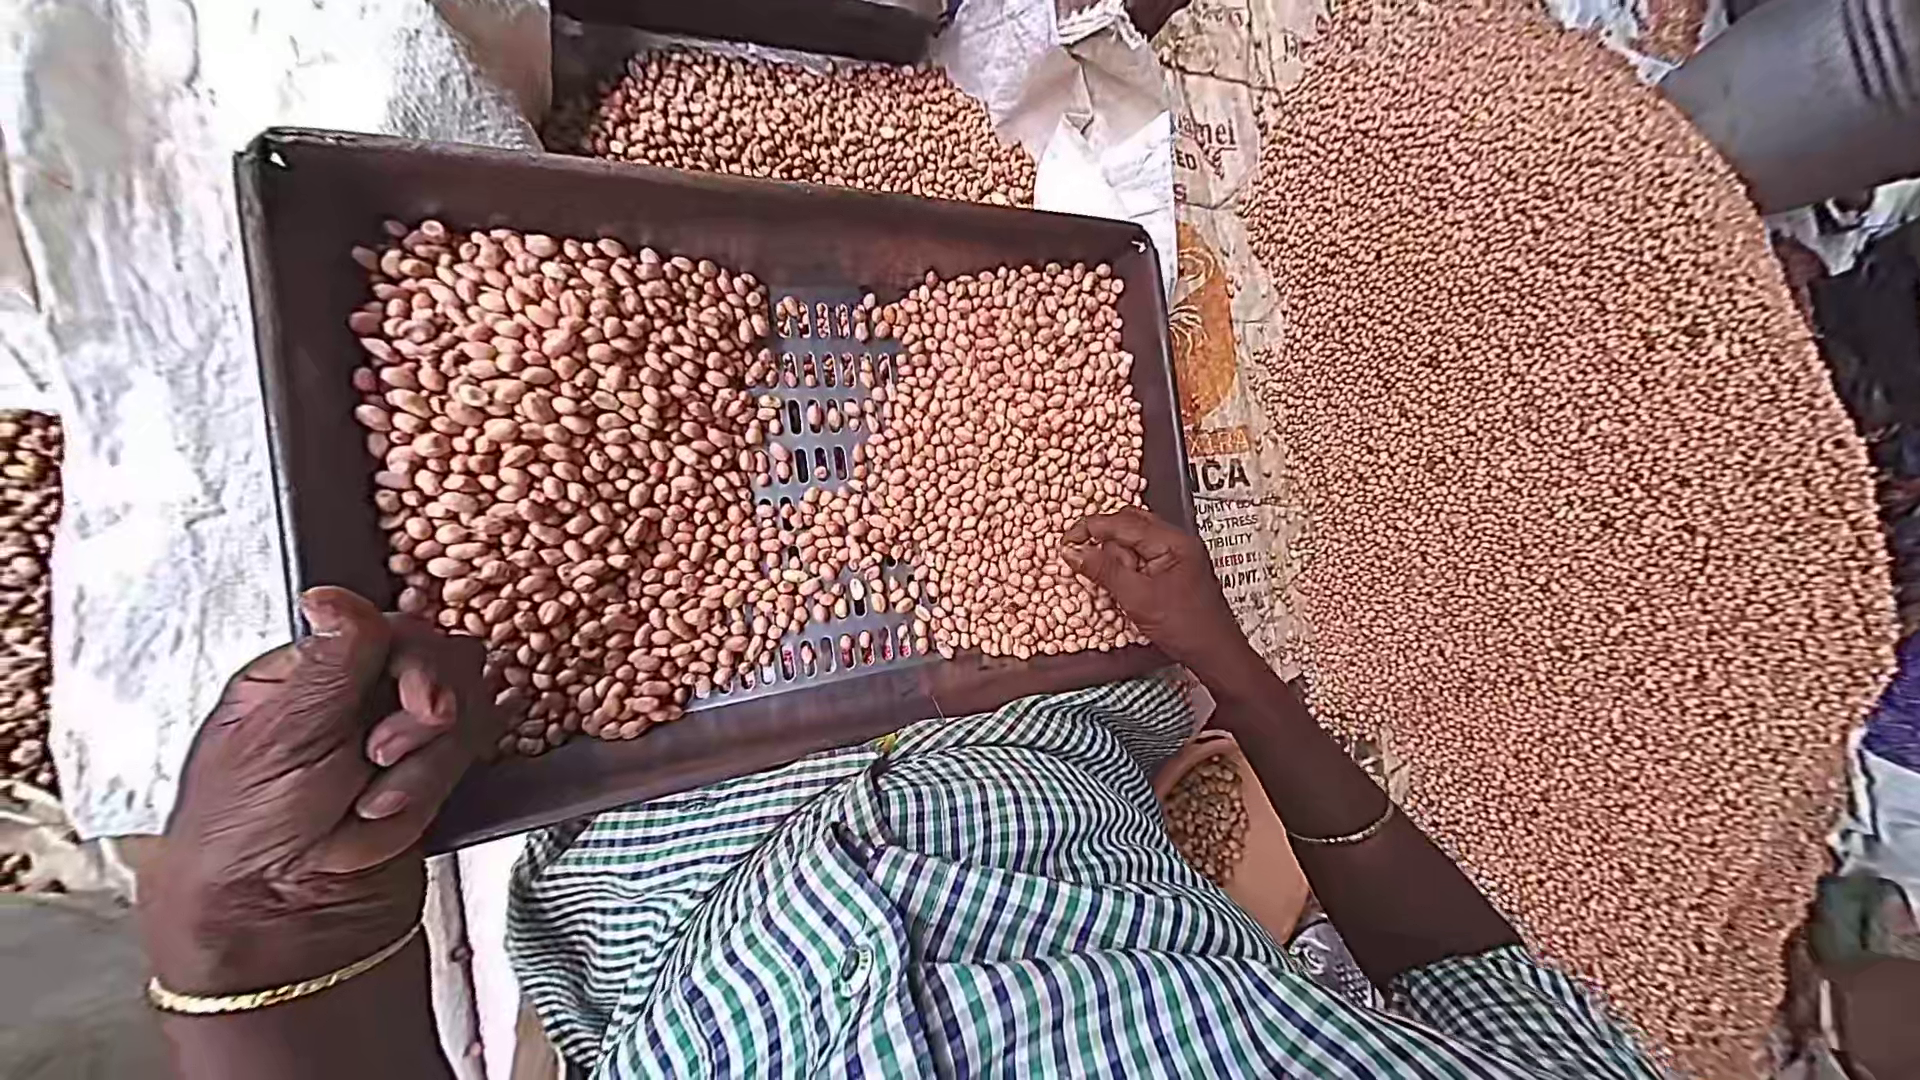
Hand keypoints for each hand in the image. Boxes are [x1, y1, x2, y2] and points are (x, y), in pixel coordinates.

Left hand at [139, 587, 503, 995]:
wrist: (289, 913)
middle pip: (445, 662)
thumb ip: (330, 664)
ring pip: (469, 703)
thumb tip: (331, 594)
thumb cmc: (254, 827)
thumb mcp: (283, 740)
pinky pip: (475, 741)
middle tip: (388, 756)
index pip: (398, 632)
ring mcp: (408, 723)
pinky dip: (437, 779)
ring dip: (428, 760)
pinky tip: (393, 809)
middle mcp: (366, 690)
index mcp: (312, 672)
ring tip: (375, 803)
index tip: (425, 707)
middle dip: (426, 717)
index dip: (421, 664)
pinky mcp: (440, 756)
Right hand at [1062, 507, 1256, 681]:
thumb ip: (1103, 570)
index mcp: (1172, 541)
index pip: (1122, 522)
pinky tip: (1122, 584)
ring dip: (1116, 557)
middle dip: (1105, 542)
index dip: (1090, 529)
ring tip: (1114, 583)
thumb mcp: (1137, 598)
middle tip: (1087, 562)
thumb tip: (1072, 551)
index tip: (1066, 542)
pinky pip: (1142, 556)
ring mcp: (1176, 554)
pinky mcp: (1173, 569)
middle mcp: (1176, 540)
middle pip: (1128, 524)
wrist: (1217, 654)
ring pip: (1134, 540)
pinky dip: (1126, 566)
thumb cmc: (1184, 627)